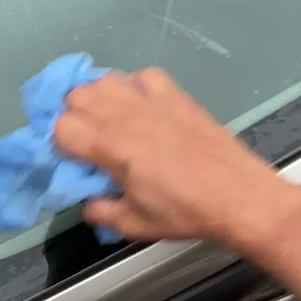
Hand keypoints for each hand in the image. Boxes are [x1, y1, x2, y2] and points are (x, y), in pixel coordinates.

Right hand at [53, 67, 300, 249]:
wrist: (241, 197)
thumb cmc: (187, 212)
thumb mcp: (134, 225)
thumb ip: (100, 211)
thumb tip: (87, 203)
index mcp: (111, 148)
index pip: (60, 127)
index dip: (59, 143)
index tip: (72, 158)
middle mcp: (127, 117)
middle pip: (75, 95)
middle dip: (72, 115)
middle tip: (86, 138)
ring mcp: (153, 102)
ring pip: (104, 79)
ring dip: (98, 96)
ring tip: (107, 118)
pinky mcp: (177, 96)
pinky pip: (143, 75)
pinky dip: (134, 85)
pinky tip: (140, 105)